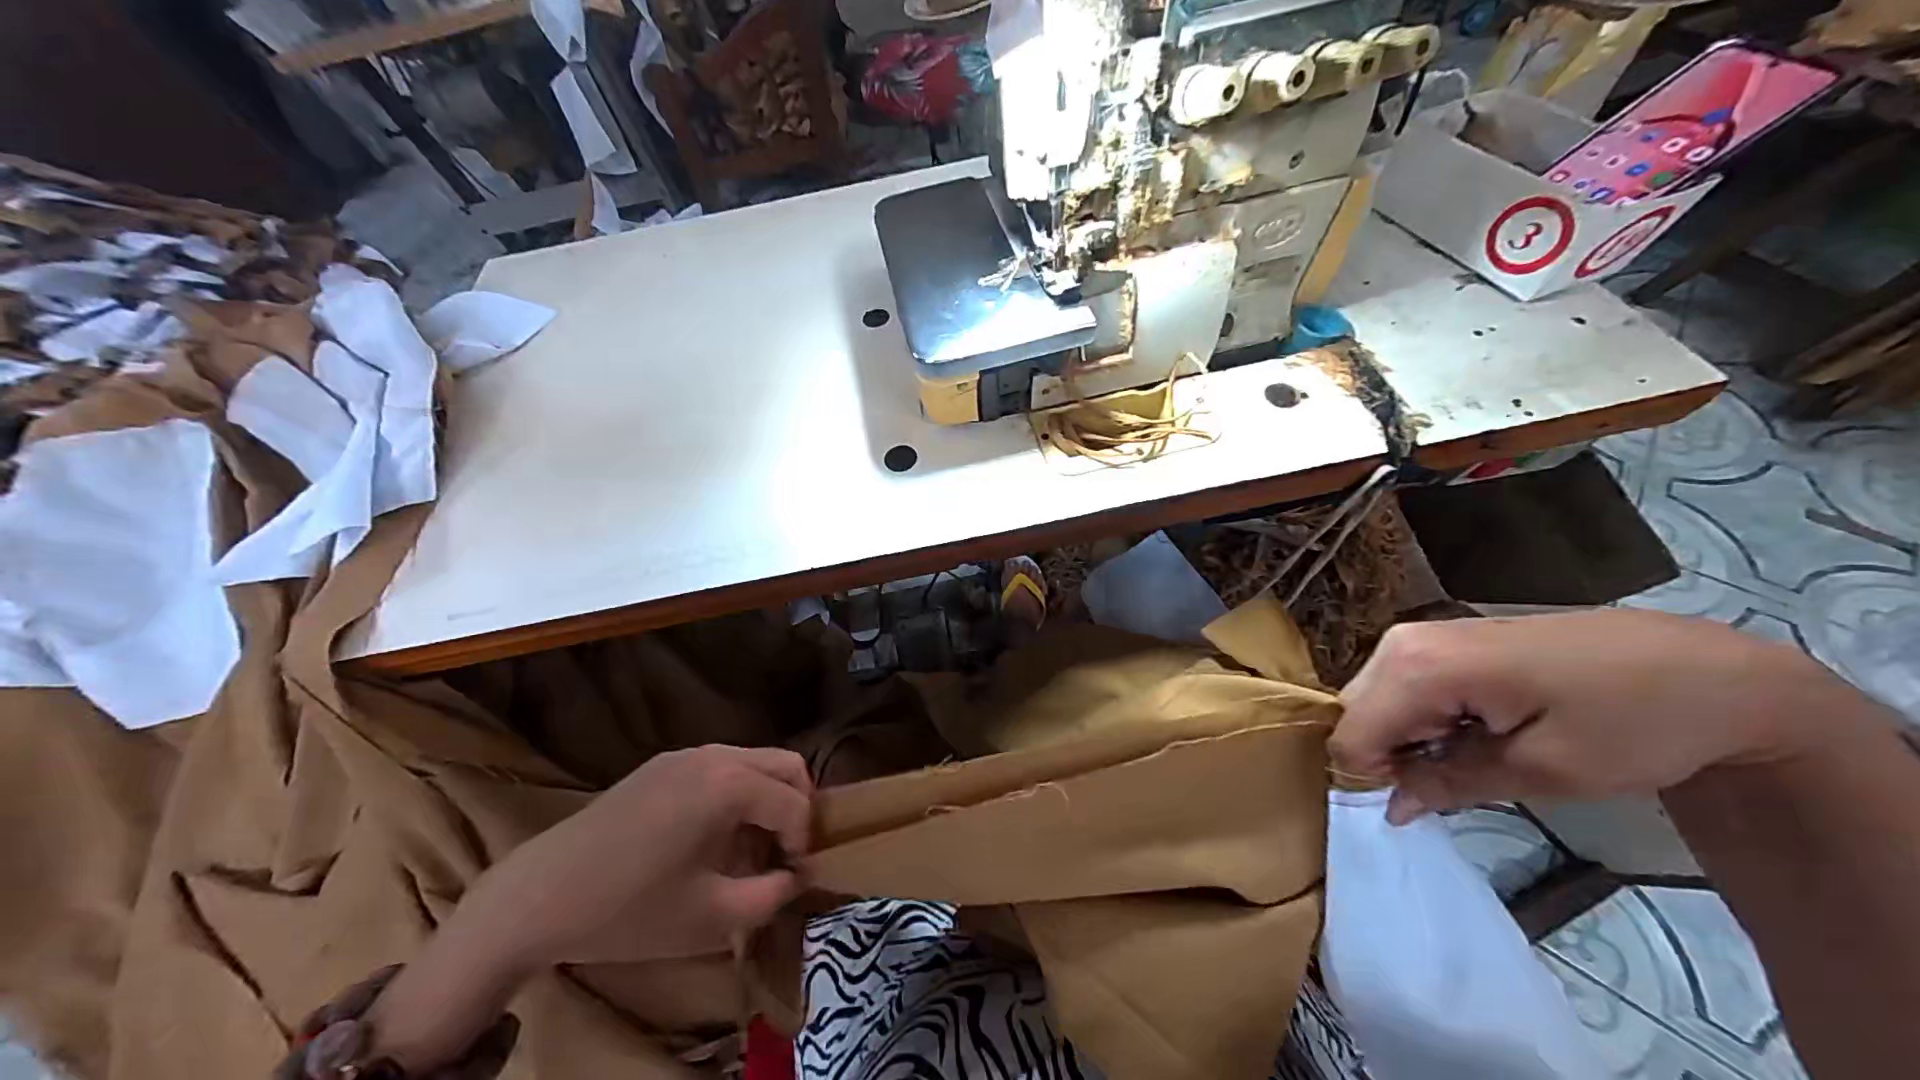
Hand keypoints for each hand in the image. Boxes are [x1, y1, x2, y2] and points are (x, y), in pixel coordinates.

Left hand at [479, 744, 813, 966]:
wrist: (537, 898)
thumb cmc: (630, 910)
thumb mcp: (713, 917)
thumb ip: (772, 895)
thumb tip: (797, 877)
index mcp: (730, 784)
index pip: (795, 804)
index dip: (804, 843)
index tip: (793, 878)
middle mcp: (714, 755)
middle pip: (785, 765)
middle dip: (796, 806)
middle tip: (785, 853)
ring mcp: (684, 755)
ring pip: (753, 763)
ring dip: (766, 800)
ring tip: (749, 850)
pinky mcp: (660, 765)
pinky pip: (720, 767)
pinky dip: (736, 793)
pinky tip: (711, 838)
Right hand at [1329, 609, 1873, 824]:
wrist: (1714, 671)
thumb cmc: (1633, 722)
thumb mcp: (1545, 770)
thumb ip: (1452, 783)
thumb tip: (1391, 807)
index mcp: (1418, 665)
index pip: (1351, 734)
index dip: (1371, 779)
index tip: (1416, 808)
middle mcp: (1404, 641)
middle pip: (1357, 713)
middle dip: (1387, 756)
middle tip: (1450, 786)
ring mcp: (1423, 635)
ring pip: (1376, 701)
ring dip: (1406, 740)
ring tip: (1469, 760)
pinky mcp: (1443, 640)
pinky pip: (1402, 687)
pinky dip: (1422, 720)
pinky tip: (1473, 733)